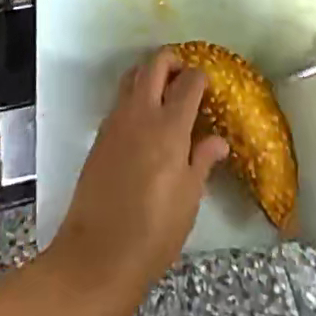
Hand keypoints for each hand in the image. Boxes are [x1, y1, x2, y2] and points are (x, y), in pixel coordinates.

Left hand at [48, 48, 228, 298]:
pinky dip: (134, 96)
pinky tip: (144, 122)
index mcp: (170, 126)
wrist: (97, 254)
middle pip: (155, 64)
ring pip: (133, 76)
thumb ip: (202, 161)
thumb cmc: (154, 230)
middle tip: (184, 77)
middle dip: (172, 61)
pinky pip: (119, 100)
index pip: (189, 82)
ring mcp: (116, 121)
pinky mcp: (100, 135)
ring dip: (149, 74)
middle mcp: (142, 113)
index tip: (207, 85)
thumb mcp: (189, 198)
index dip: (200, 77)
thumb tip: (218, 141)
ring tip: (164, 93)